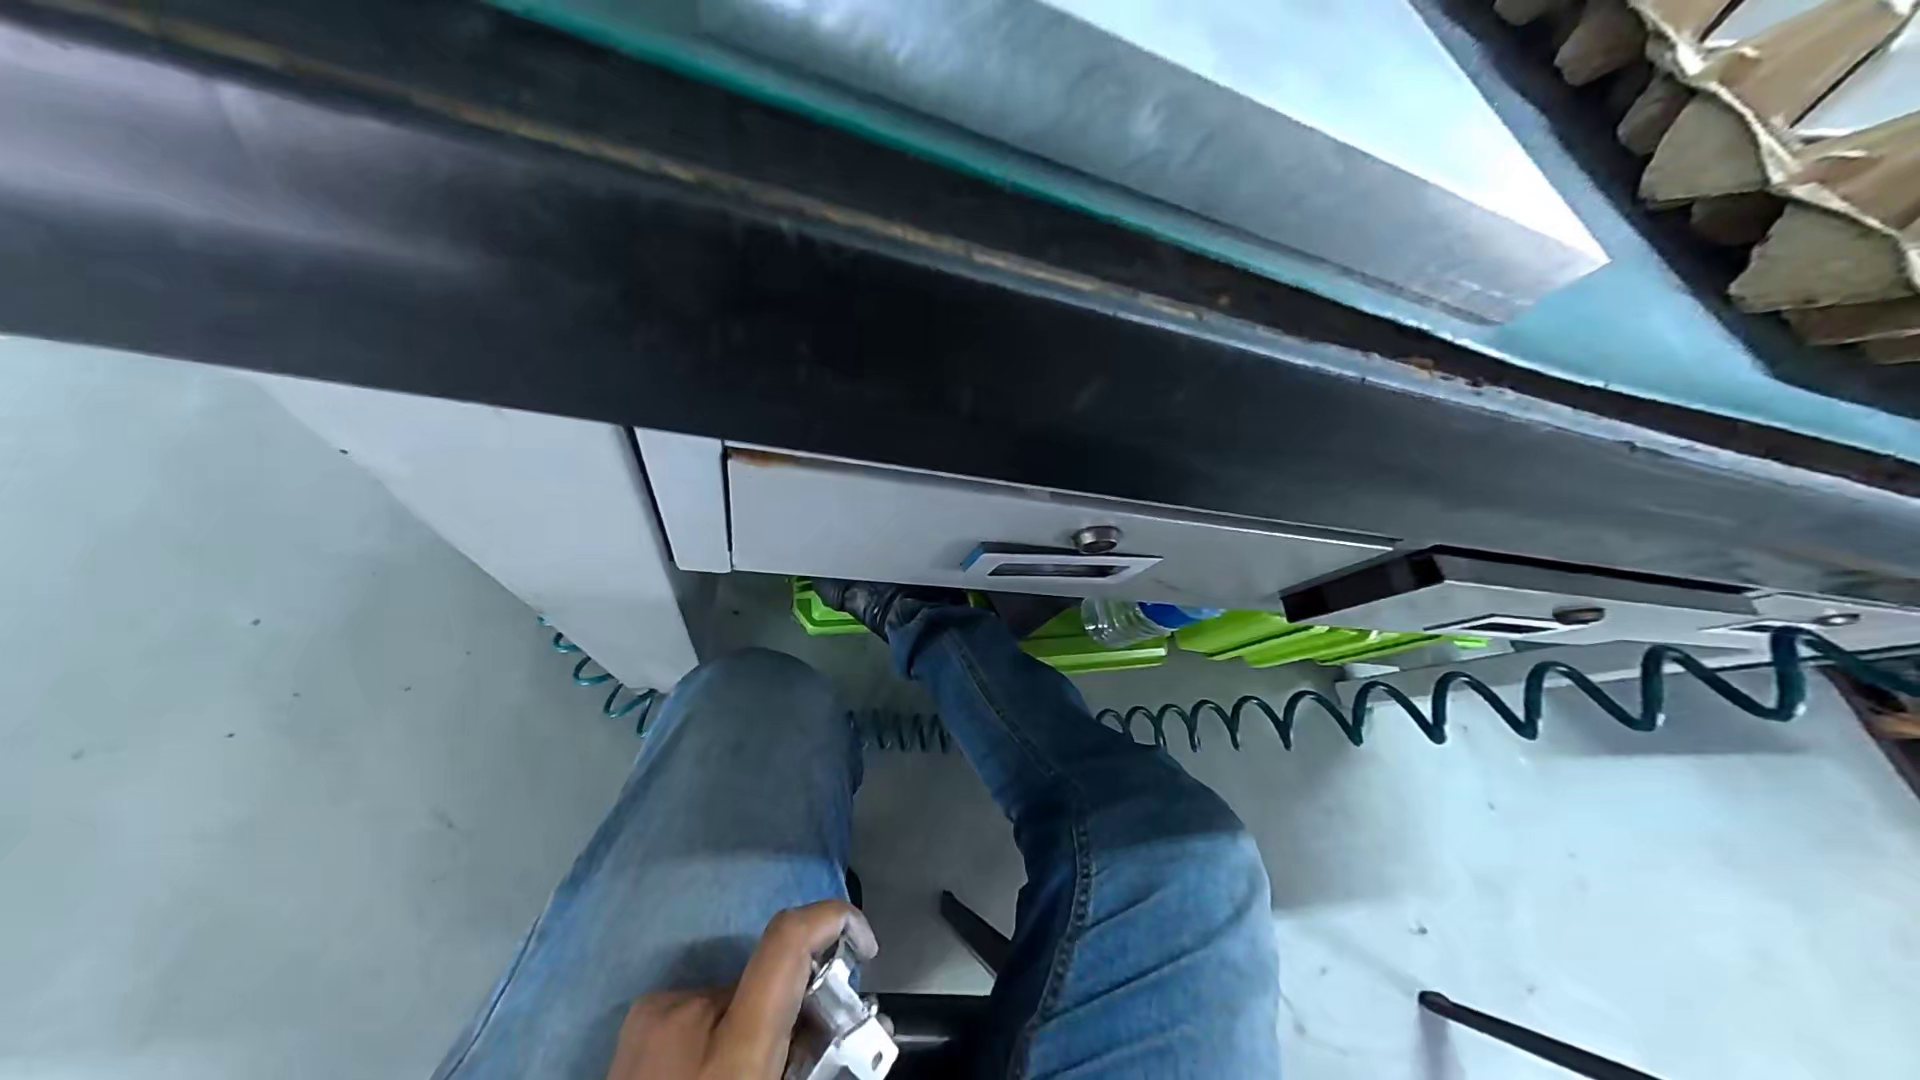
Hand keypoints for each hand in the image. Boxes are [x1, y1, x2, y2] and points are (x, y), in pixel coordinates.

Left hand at [604, 900, 878, 1079]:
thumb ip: (808, 1059)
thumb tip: (833, 1026)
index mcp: (733, 1048)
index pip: (788, 940)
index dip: (835, 919)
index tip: (864, 945)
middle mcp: (691, 1012)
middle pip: (769, 974)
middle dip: (796, 1004)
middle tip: (806, 1053)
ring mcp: (656, 1014)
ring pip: (736, 997)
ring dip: (754, 1025)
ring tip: (754, 1069)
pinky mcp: (636, 1023)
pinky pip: (700, 1011)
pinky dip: (720, 1034)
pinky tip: (711, 1075)